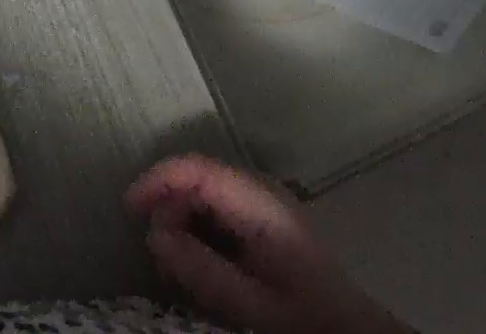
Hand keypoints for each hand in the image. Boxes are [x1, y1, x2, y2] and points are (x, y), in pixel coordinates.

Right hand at [126, 154, 412, 333]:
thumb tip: (153, 235)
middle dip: (165, 206)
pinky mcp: (260, 216)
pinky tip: (192, 258)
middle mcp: (259, 190)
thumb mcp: (253, 303)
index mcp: (260, 203)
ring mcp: (261, 201)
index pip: (196, 168)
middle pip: (194, 178)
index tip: (131, 208)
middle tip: (156, 250)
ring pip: (200, 191)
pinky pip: (214, 206)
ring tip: (171, 260)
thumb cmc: (306, 316)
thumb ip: (202, 269)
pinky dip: (194, 226)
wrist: (355, 333)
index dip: (157, 180)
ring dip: (178, 218)